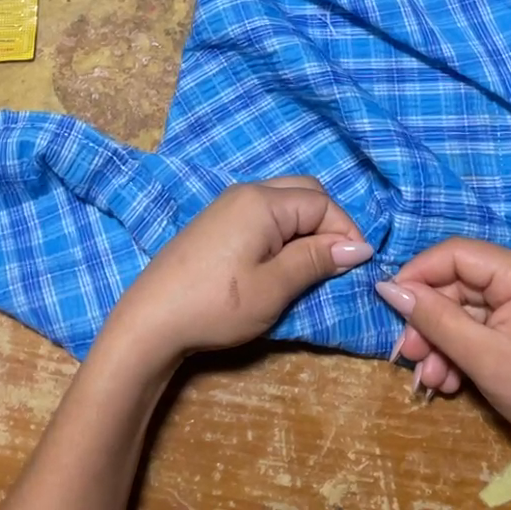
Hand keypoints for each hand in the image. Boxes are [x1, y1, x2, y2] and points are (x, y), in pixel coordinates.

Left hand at [102, 177, 372, 362]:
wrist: (152, 317)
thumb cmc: (216, 304)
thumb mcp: (273, 287)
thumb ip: (315, 260)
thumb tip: (358, 247)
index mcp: (262, 201)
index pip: (322, 202)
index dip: (345, 232)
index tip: (358, 268)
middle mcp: (246, 191)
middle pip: (305, 192)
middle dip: (328, 223)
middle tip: (337, 265)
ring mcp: (229, 204)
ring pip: (285, 200)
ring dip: (307, 227)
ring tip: (314, 266)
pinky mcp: (218, 221)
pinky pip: (265, 212)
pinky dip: (285, 230)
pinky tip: (283, 259)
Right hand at [376, 239, 510, 509]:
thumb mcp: (483, 357)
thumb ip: (433, 318)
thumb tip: (386, 287)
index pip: (455, 254)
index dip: (417, 274)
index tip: (388, 302)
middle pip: (458, 284)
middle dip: (430, 321)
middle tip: (407, 355)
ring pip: (466, 308)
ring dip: (442, 342)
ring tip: (428, 378)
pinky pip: (483, 324)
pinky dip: (462, 349)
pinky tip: (448, 379)